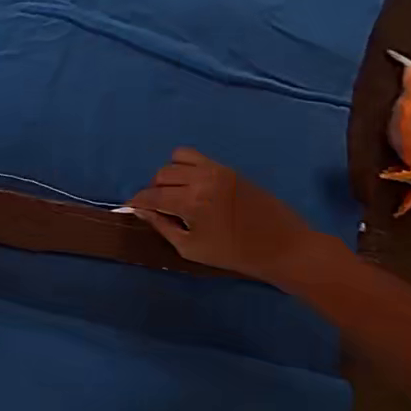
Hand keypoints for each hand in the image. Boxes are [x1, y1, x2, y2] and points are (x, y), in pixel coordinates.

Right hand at [125, 148, 325, 280]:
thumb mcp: (190, 248)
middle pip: (161, 175)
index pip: (150, 195)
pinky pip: (195, 156)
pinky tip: (190, 185)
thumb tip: (142, 211)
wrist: (281, 246)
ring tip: (175, 195)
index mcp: (191, 202)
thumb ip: (162, 226)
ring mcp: (216, 170)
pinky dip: (185, 167)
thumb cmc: (233, 254)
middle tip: (158, 209)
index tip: (129, 209)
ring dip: (168, 177)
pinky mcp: (228, 168)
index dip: (136, 203)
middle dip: (153, 191)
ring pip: (175, 161)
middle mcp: (201, 179)